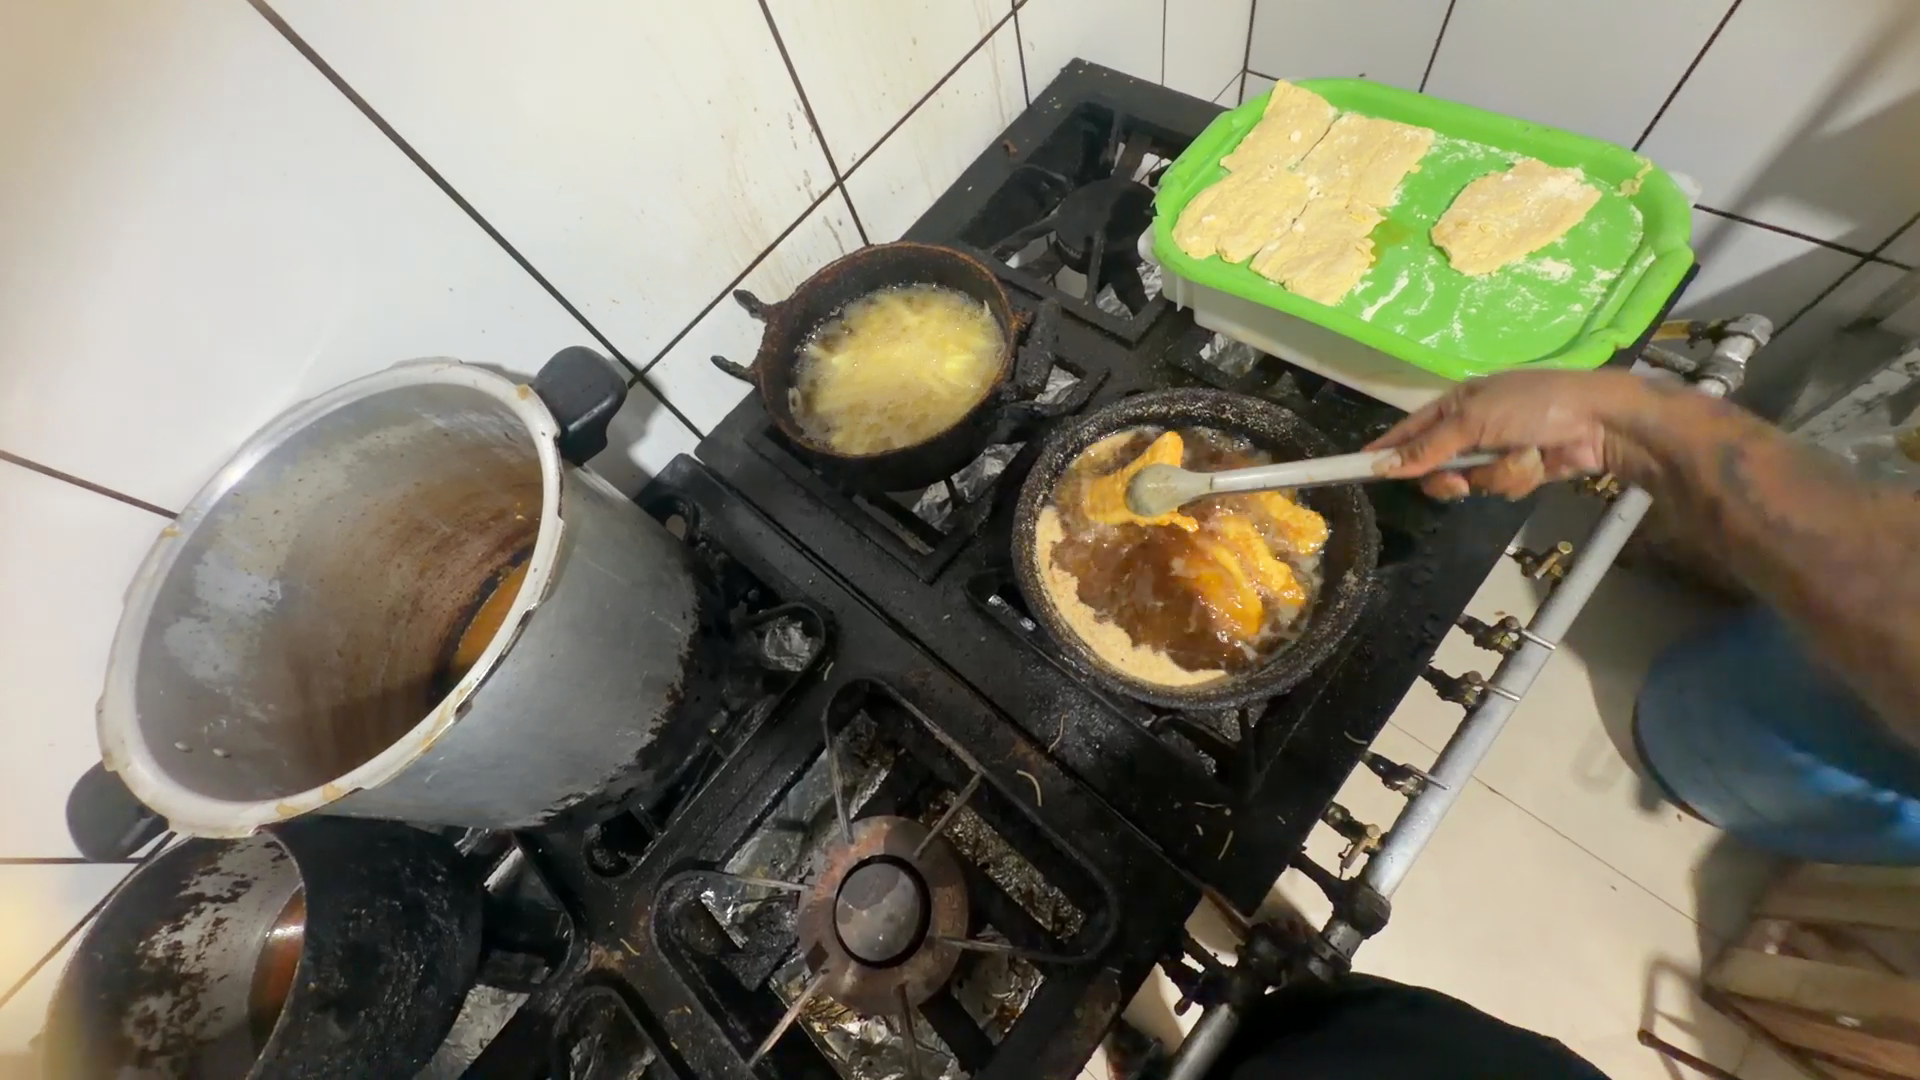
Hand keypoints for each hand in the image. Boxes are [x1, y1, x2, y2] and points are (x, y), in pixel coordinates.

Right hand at [1365, 370, 1644, 499]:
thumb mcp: (1472, 421)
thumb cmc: (1534, 405)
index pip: (1407, 432)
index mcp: (1455, 406)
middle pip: (1433, 466)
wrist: (1605, 420)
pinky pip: (1500, 486)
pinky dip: (1519, 478)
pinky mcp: (1519, 470)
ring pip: (1468, 480)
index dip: (1385, 450)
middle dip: (1447, 476)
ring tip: (1519, 460)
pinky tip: (1539, 463)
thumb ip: (1426, 448)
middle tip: (1457, 481)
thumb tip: (1381, 467)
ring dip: (1494, 475)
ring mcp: (1495, 450)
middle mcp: (1471, 428)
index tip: (1359, 468)